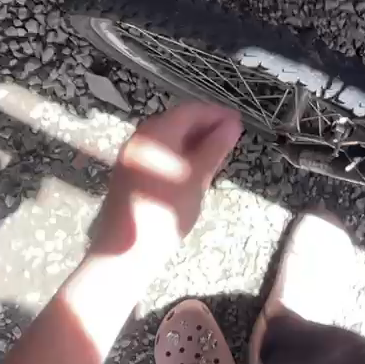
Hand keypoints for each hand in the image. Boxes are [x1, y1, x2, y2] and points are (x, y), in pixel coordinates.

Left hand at [87, 102, 243, 265]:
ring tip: (218, 154)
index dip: (217, 114)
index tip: (239, 122)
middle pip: (178, 121)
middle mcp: (141, 137)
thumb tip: (233, 125)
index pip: (191, 110)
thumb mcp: (197, 177)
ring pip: (170, 138)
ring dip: (194, 141)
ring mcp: (133, 155)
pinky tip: (195, 169)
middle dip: (206, 127)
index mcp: (156, 132)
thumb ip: (216, 147)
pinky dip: (180, 154)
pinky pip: (160, 152)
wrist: (124, 252)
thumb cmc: (164, 211)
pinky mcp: (130, 173)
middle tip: (231, 138)